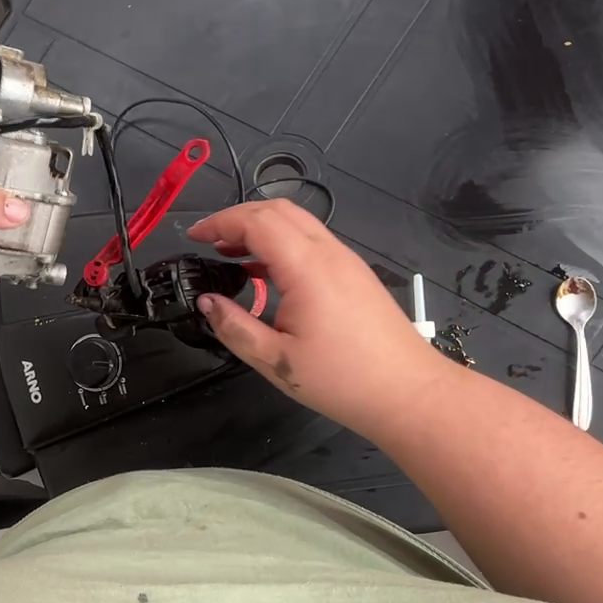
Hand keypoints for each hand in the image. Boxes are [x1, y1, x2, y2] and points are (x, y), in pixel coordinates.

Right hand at [186, 200, 452, 434]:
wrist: (410, 393)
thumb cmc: (341, 380)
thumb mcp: (275, 361)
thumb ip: (234, 327)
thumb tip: (206, 303)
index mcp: (307, 268)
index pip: (257, 222)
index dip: (220, 223)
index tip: (193, 238)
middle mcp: (328, 253)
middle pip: (278, 210)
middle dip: (236, 217)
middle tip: (207, 240)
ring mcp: (346, 261)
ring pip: (297, 221)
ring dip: (259, 227)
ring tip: (228, 252)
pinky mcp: (354, 274)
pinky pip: (310, 240)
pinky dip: (279, 241)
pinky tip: (261, 270)